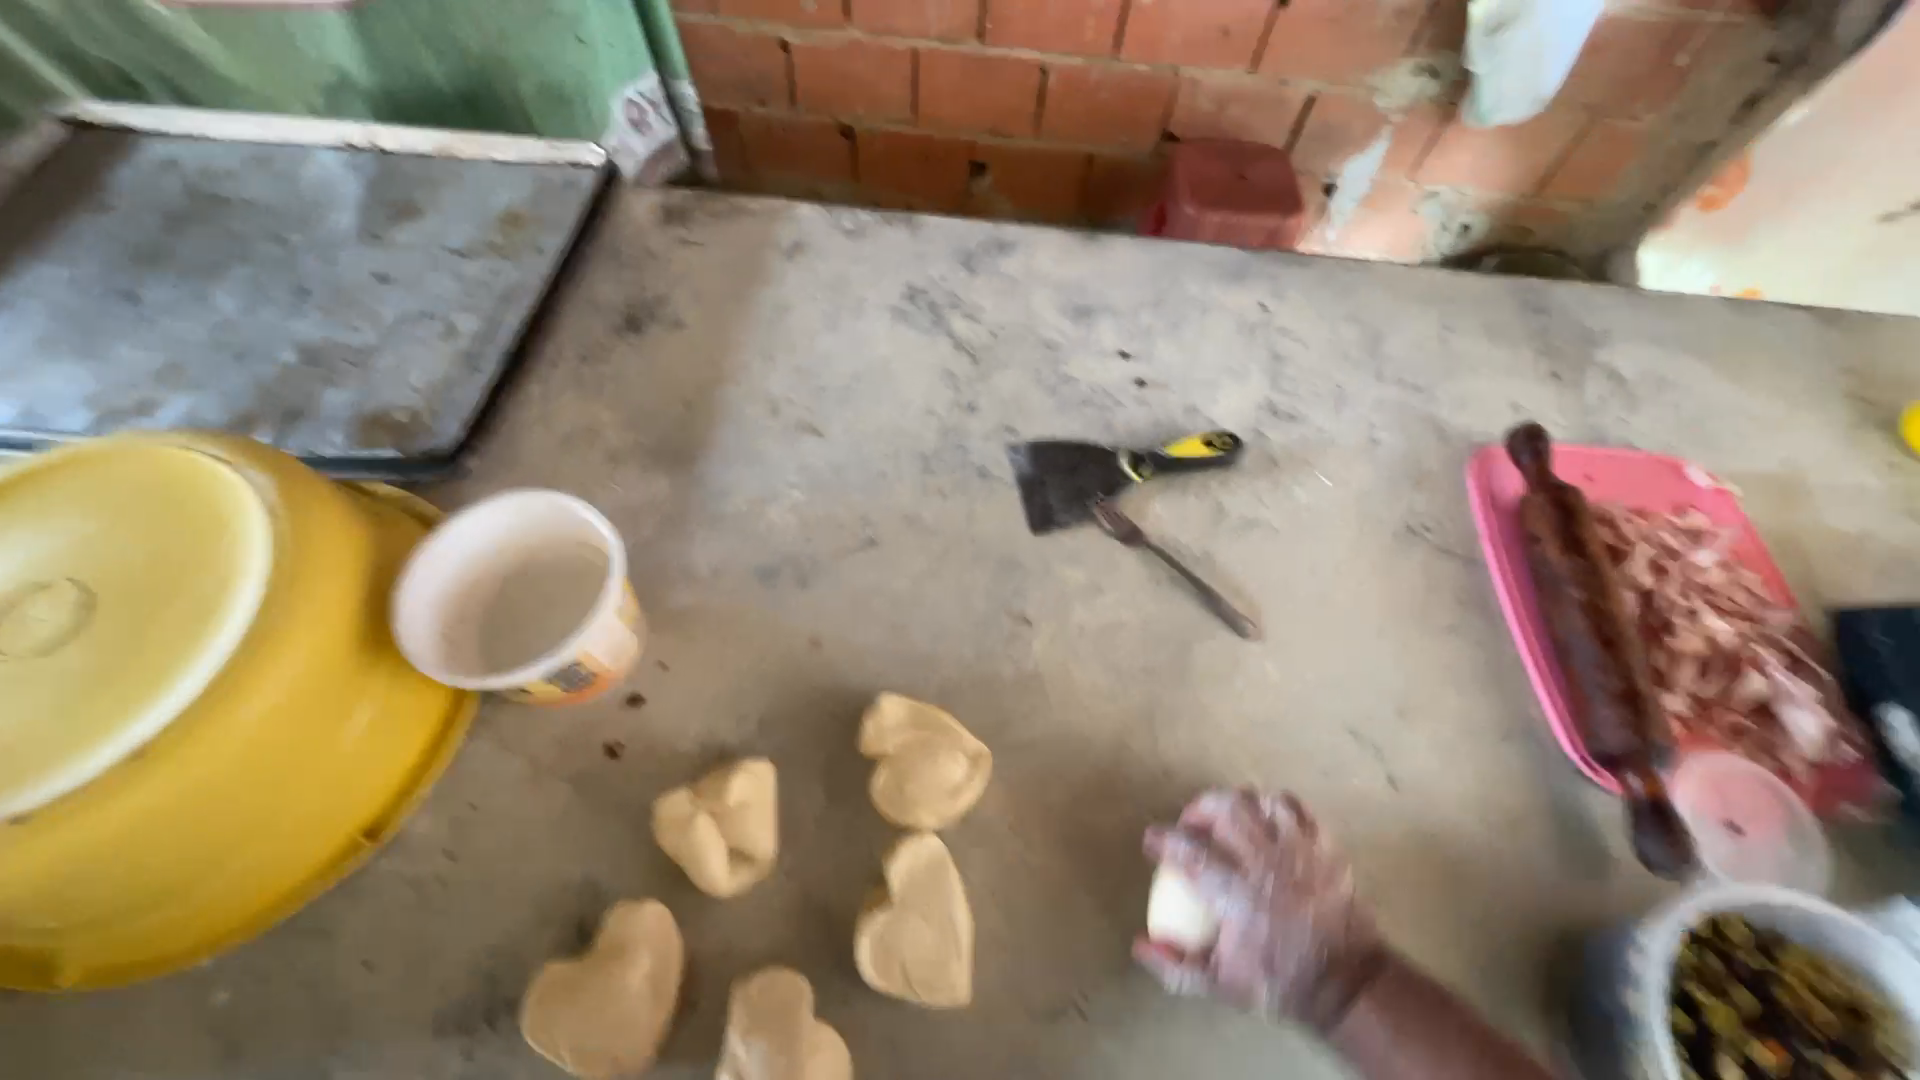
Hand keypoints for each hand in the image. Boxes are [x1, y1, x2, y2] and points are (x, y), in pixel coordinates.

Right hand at [1133, 789, 1384, 1029]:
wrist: (1349, 985)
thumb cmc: (1282, 983)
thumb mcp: (1223, 986)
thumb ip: (1177, 968)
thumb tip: (1139, 945)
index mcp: (1238, 895)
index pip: (1190, 853)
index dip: (1164, 840)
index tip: (1151, 840)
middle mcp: (1267, 863)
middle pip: (1226, 809)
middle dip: (1198, 809)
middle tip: (1191, 824)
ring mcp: (1299, 851)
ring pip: (1260, 801)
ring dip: (1236, 803)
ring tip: (1228, 819)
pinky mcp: (1325, 847)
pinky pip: (1296, 808)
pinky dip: (1274, 805)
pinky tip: (1266, 820)